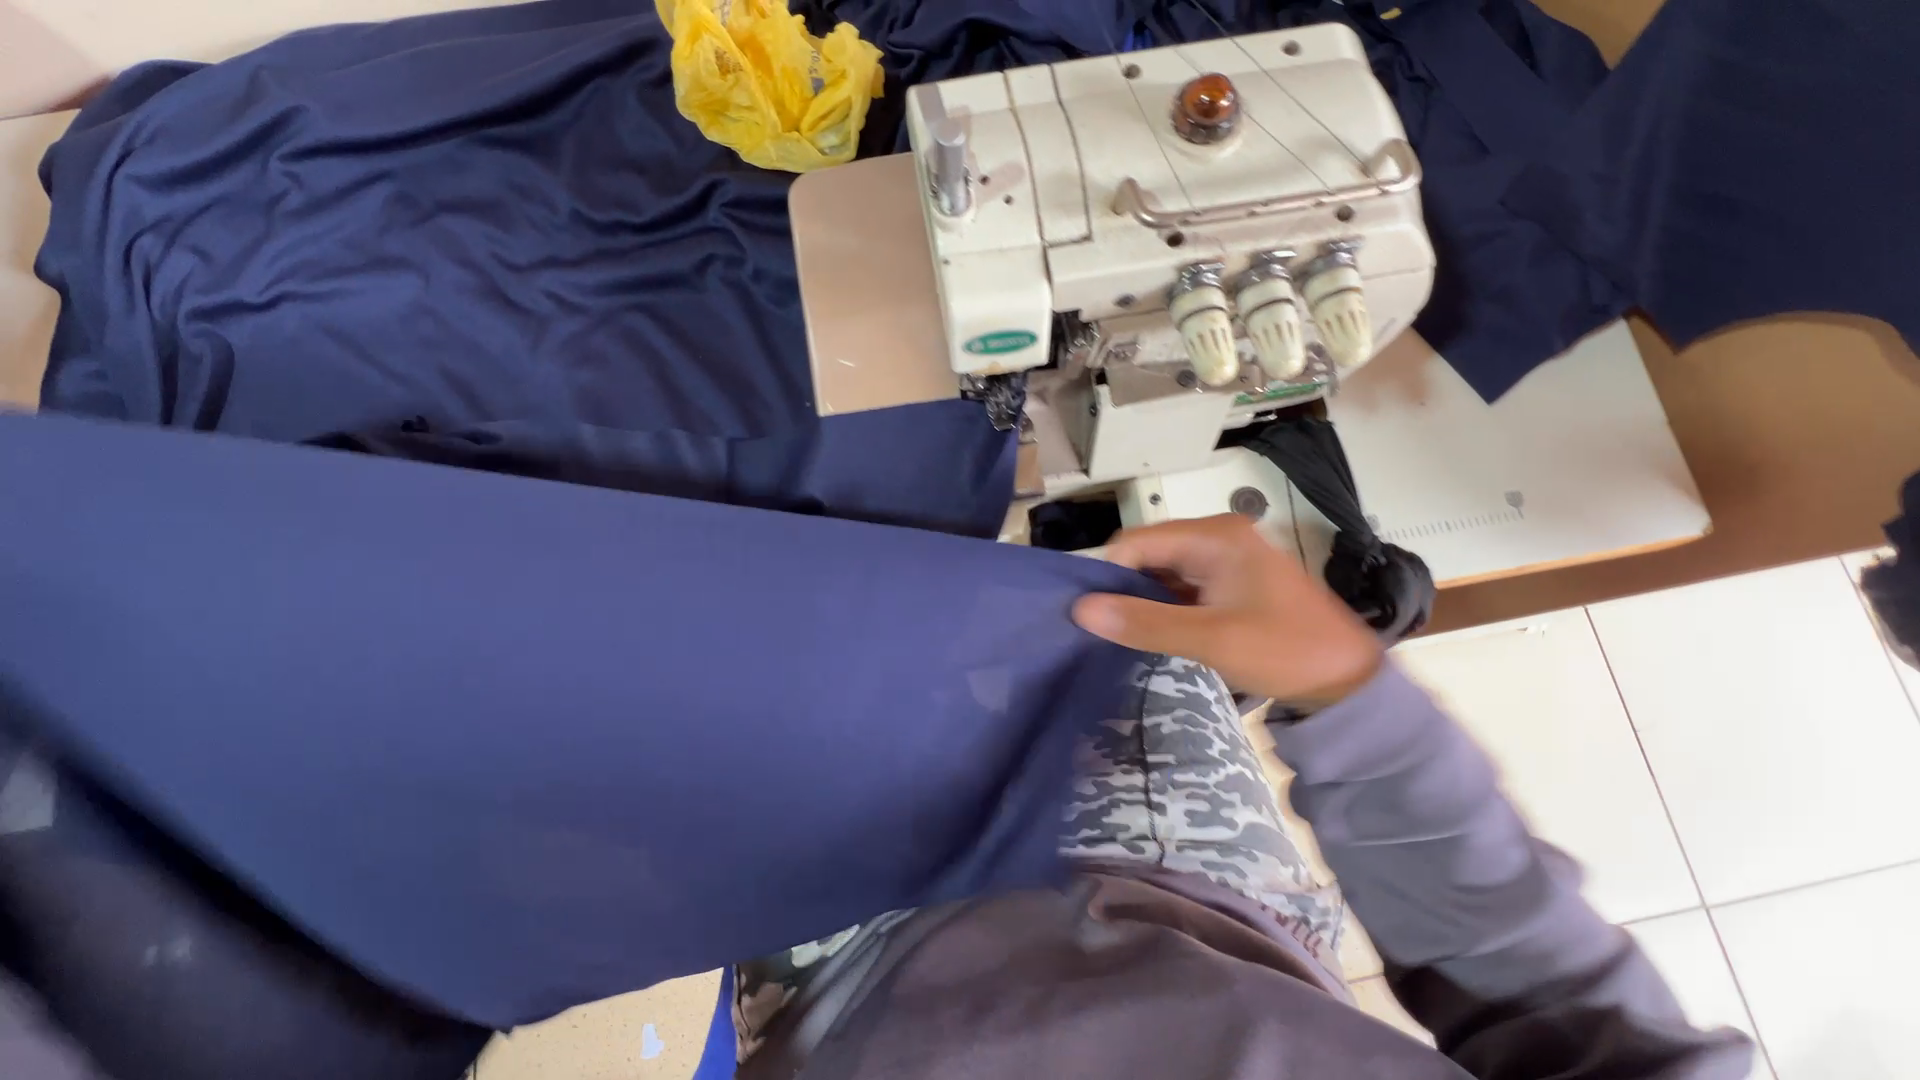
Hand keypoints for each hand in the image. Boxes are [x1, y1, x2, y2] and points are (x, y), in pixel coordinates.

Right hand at [1073, 515, 1384, 707]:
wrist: (1349, 680)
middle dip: (1124, 588)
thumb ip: (1145, 622)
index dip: (1109, 576)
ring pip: (1161, 572)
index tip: (1090, 616)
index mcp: (1215, 536)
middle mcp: (1217, 536)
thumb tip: (1080, 609)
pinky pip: (1181, 586)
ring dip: (1143, 600)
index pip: (1135, 542)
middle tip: (1106, 629)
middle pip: (1147, 554)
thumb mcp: (1211, 639)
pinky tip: (1155, 632)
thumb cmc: (1285, 651)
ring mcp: (1225, 558)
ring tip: (1125, 634)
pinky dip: (1164, 607)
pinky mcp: (1230, 581)